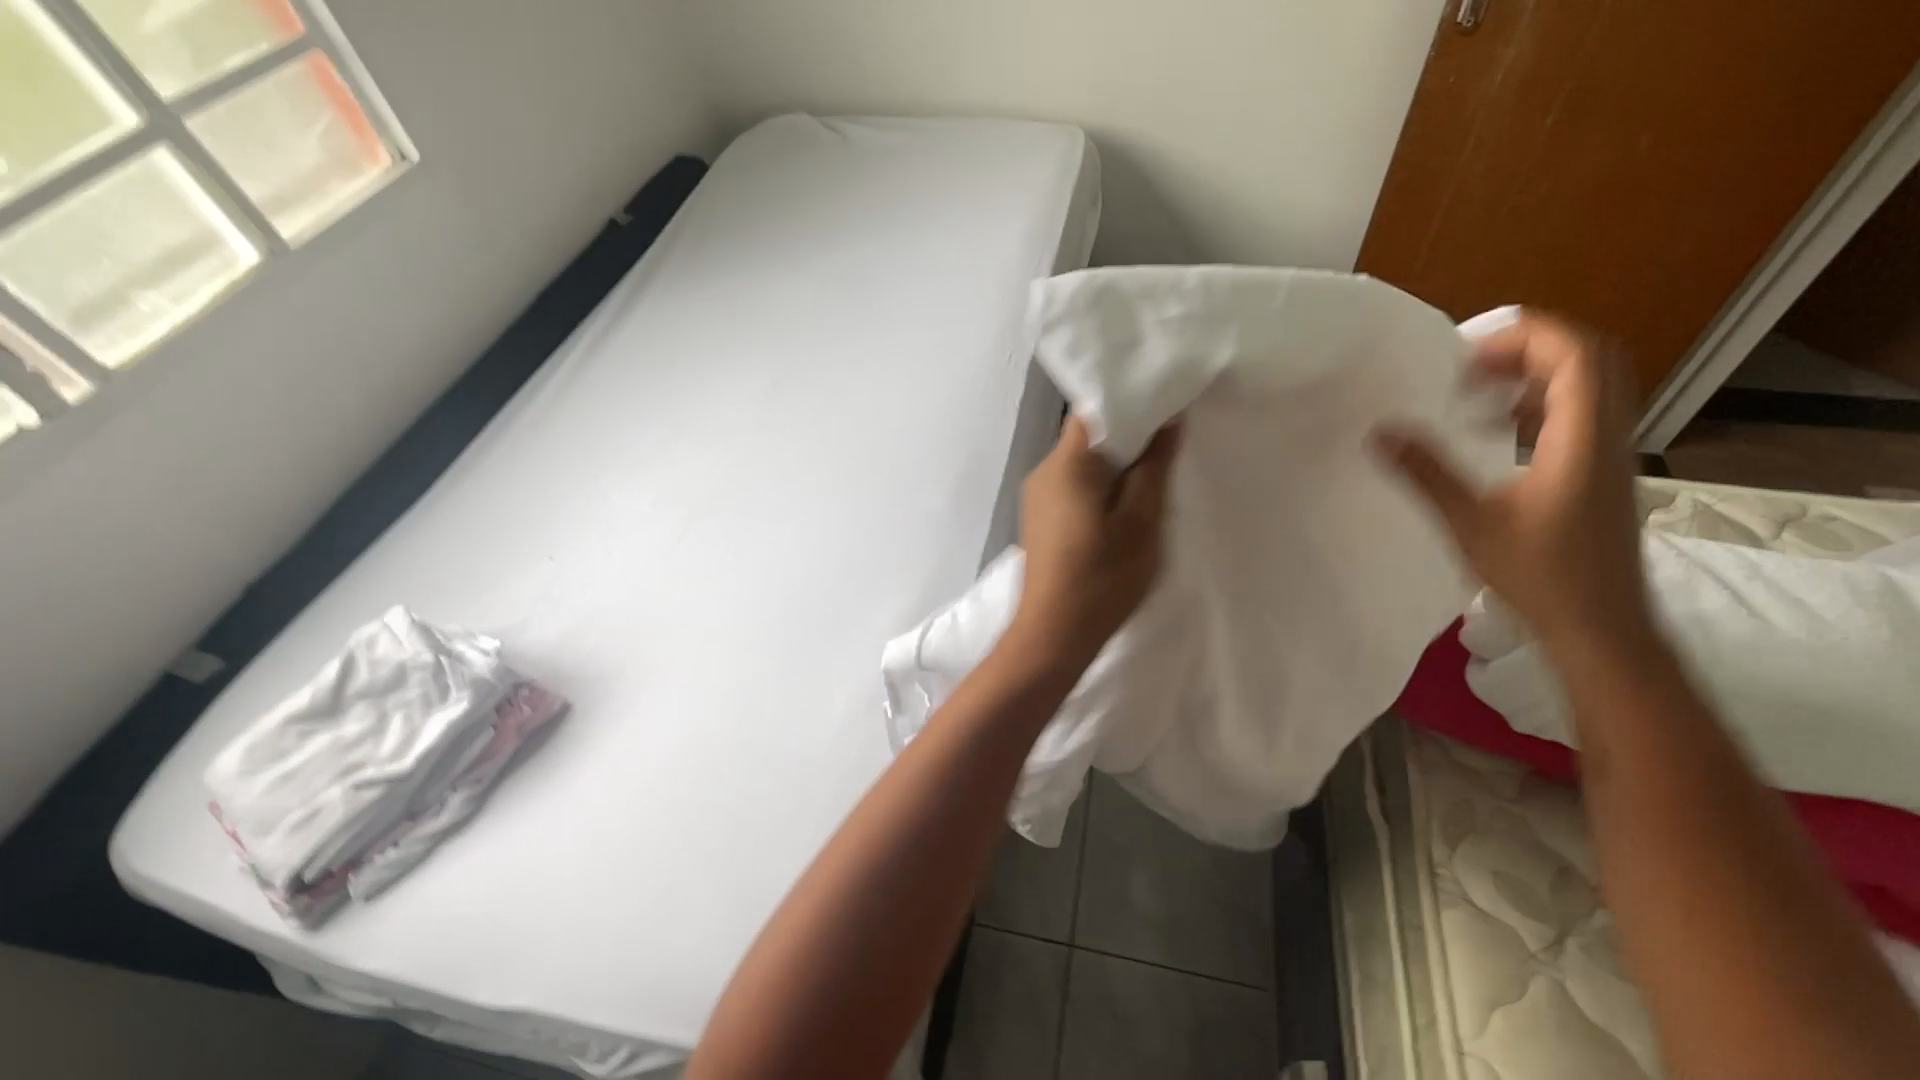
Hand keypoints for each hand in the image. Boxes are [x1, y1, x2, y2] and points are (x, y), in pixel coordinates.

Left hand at [1010, 416, 1180, 666]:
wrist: (1053, 635)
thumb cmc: (1101, 578)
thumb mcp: (1141, 522)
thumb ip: (1153, 467)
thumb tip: (1168, 421)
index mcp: (1066, 463)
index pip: (1095, 410)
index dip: (1131, 403)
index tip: (1166, 407)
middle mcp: (1043, 470)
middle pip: (1088, 437)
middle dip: (1128, 437)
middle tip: (1169, 446)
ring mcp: (1036, 496)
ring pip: (1081, 464)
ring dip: (1114, 467)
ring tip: (1151, 478)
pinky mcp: (1039, 519)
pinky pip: (1073, 487)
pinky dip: (1099, 488)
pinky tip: (1123, 507)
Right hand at [1378, 311, 1655, 656]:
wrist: (1601, 627)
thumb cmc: (1540, 577)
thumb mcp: (1471, 523)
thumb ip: (1426, 472)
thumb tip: (1381, 432)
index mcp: (1581, 438)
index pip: (1573, 354)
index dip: (1522, 336)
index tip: (1463, 352)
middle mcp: (1607, 435)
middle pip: (1586, 359)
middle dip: (1526, 348)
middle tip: (1469, 365)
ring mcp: (1612, 453)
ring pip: (1586, 386)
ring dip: (1531, 376)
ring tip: (1473, 394)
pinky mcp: (1604, 472)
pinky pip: (1580, 414)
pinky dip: (1538, 405)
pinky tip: (1493, 431)